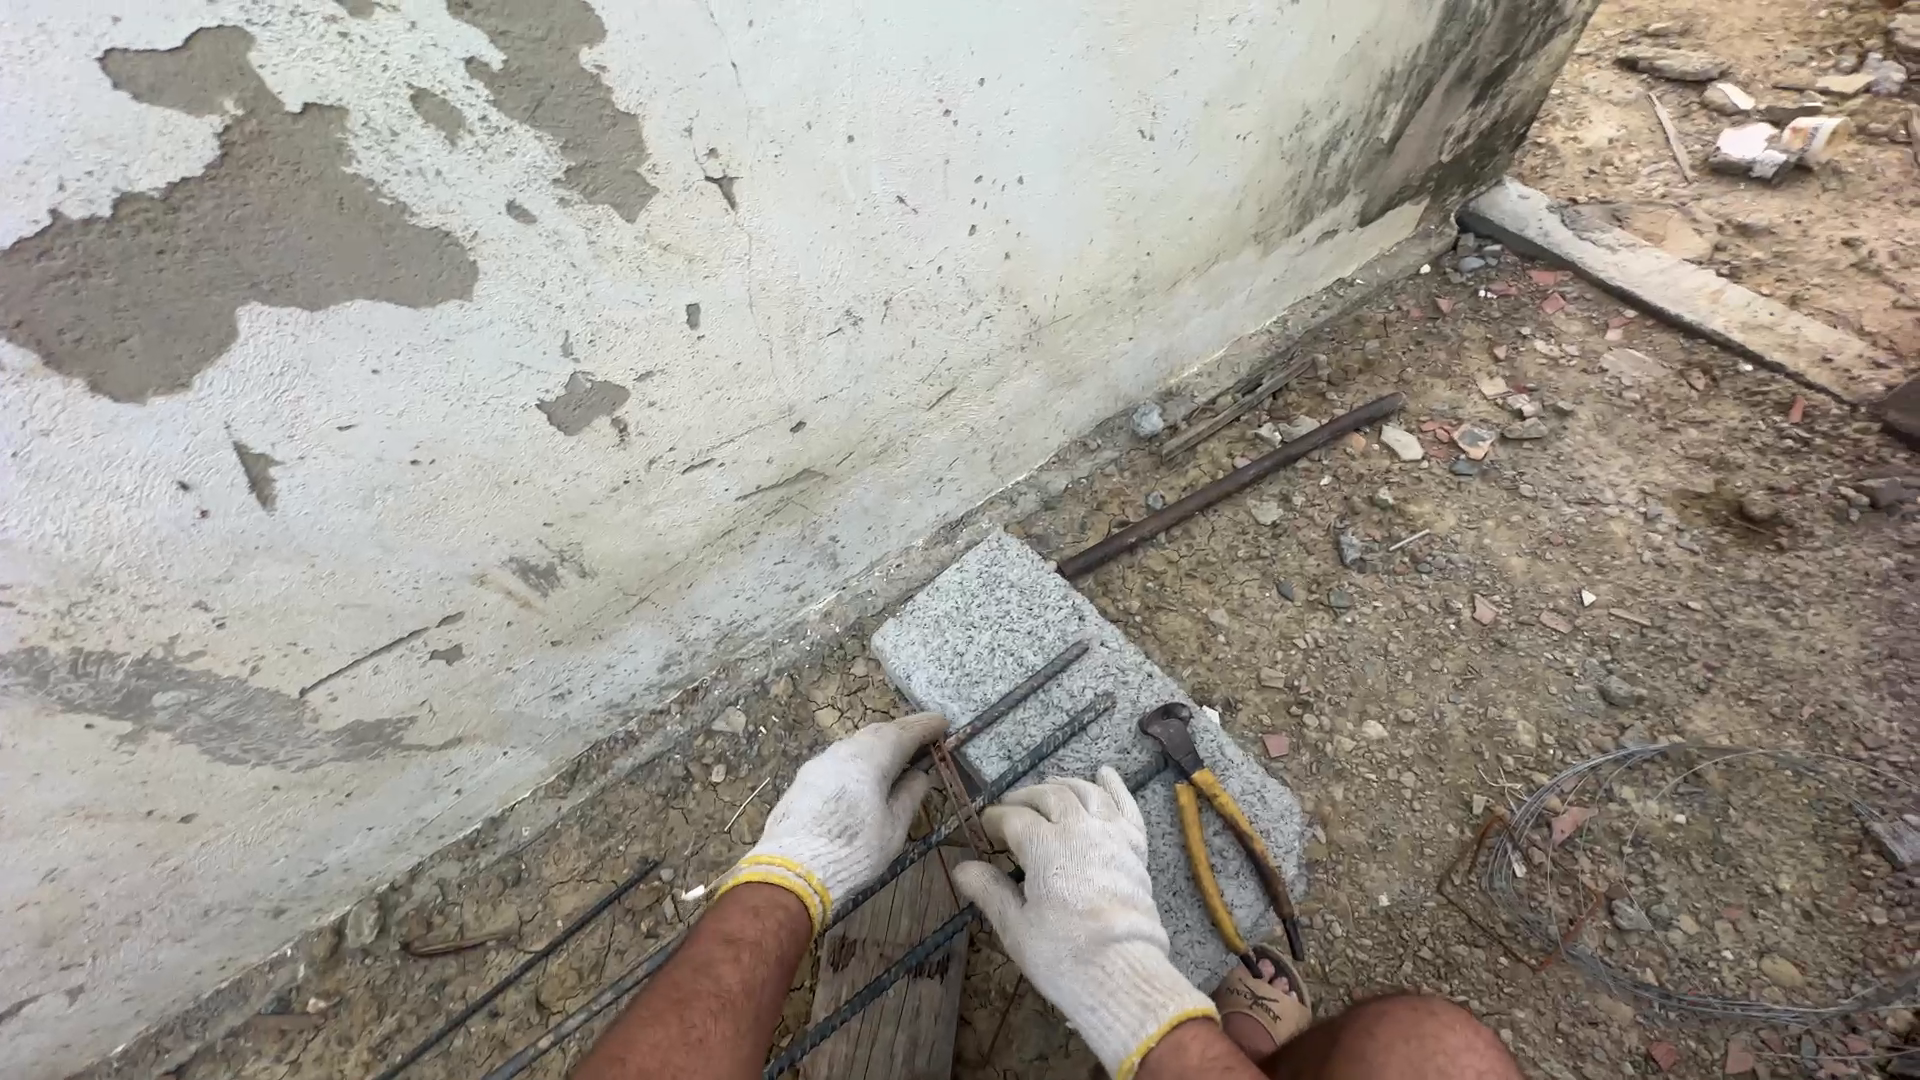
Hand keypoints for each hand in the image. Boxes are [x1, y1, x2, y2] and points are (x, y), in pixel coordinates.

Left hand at [719, 712, 945, 934]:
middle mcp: (843, 750)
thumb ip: (909, 795)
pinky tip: (864, 777)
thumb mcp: (894, 828)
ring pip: (856, 744)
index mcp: (870, 757)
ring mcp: (820, 763)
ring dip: (879, 746)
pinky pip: (839, 760)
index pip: (904, 732)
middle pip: (878, 733)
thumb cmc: (853, 850)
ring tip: (896, 756)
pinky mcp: (804, 780)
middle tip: (923, 736)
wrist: (791, 874)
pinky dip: (860, 760)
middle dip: (903, 732)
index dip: (925, 727)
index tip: (943, 723)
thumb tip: (920, 774)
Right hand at [953, 769, 1215, 1079]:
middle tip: (1011, 810)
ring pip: (1085, 792)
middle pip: (1048, 796)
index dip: (995, 819)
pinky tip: (1105, 772)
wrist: (1124, 975)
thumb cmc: (1064, 954)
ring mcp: (1110, 834)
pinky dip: (1115, 786)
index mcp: (1044, 845)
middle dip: (1025, 798)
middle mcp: (1078, 828)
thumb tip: (962, 868)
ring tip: (1048, 789)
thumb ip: (989, 890)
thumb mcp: (1016, 927)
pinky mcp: (1135, 847)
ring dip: (1062, 785)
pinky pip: (1126, 807)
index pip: (1013, 818)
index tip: (984, 828)